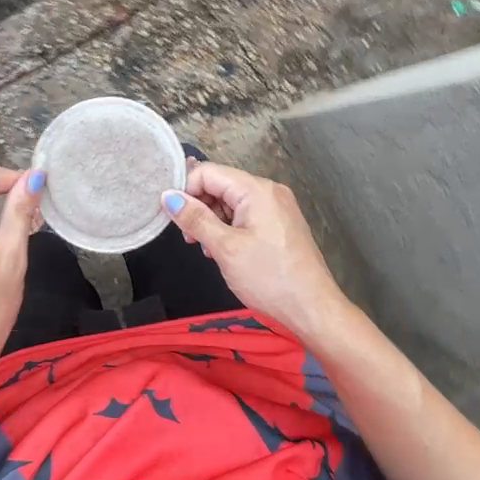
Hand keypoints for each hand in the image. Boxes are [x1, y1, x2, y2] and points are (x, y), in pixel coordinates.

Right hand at [161, 163, 349, 335]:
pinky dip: (230, 230)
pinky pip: (246, 217)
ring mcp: (277, 208)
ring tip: (210, 250)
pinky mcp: (279, 225)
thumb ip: (195, 219)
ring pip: (232, 203)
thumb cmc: (270, 278)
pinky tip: (225, 252)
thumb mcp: (225, 248)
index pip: (208, 172)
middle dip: (200, 209)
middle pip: (221, 186)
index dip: (186, 191)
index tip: (172, 218)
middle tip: (190, 240)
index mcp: (257, 190)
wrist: (311, 307)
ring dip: (213, 222)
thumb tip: (168, 197)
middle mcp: (269, 191)